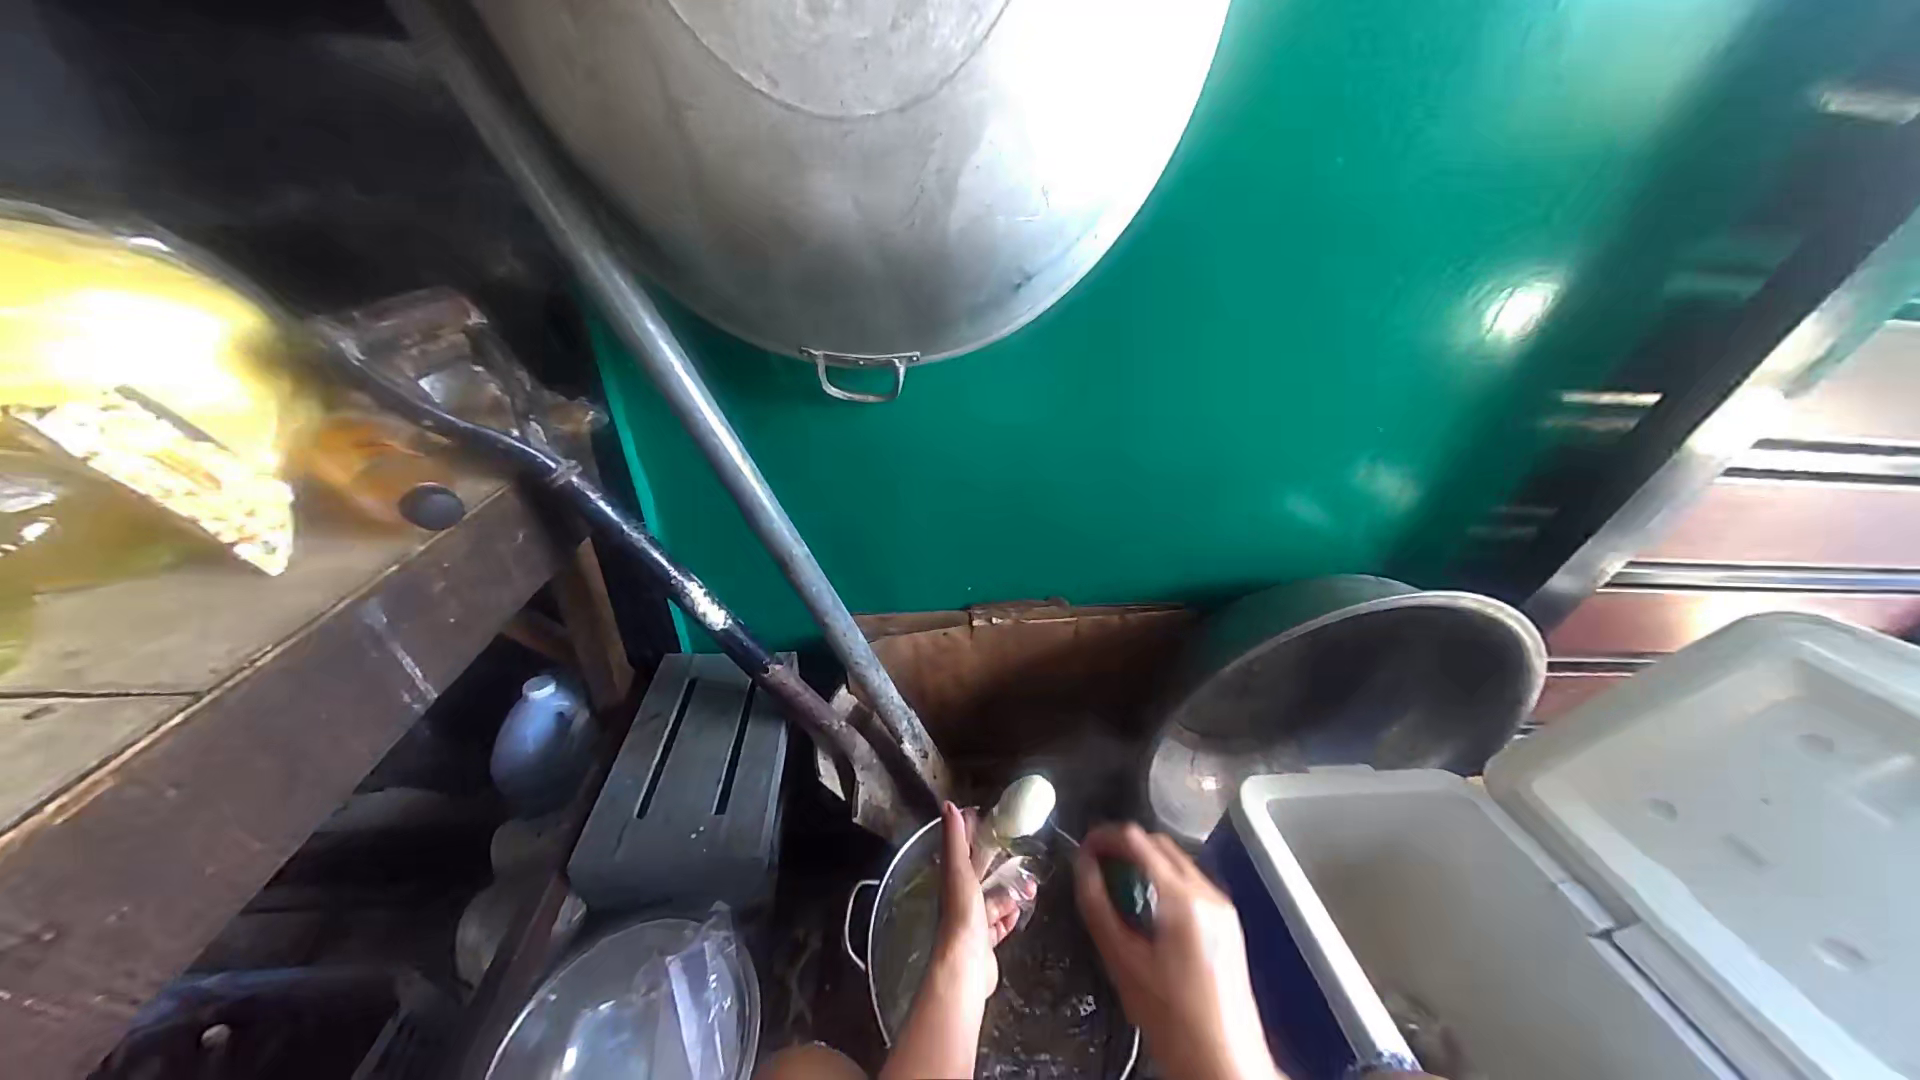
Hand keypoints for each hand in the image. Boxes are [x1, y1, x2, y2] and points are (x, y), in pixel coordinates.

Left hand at [879, 802, 1022, 1079]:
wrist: (965, 964)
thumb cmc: (962, 911)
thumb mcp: (959, 868)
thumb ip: (954, 838)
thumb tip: (948, 804)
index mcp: (953, 877)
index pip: (963, 848)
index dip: (976, 835)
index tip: (996, 822)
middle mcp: (961, 897)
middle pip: (981, 875)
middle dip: (1000, 866)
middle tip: (1023, 857)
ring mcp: (973, 920)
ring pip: (993, 900)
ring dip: (1010, 892)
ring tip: (1031, 886)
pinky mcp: (985, 942)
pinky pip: (999, 924)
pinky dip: (1010, 916)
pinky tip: (1020, 911)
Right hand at [1074, 823, 1284, 1079]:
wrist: (1227, 1066)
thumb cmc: (1173, 1020)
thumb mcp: (1123, 963)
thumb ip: (1097, 907)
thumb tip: (1082, 866)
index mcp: (1183, 900)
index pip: (1138, 840)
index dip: (1105, 836)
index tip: (1084, 848)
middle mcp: (1208, 893)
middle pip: (1159, 843)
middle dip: (1124, 847)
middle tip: (1097, 866)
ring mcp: (1222, 907)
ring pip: (1175, 860)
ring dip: (1143, 862)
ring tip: (1117, 888)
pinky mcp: (1228, 922)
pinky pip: (1189, 882)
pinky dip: (1162, 880)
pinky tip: (1146, 908)